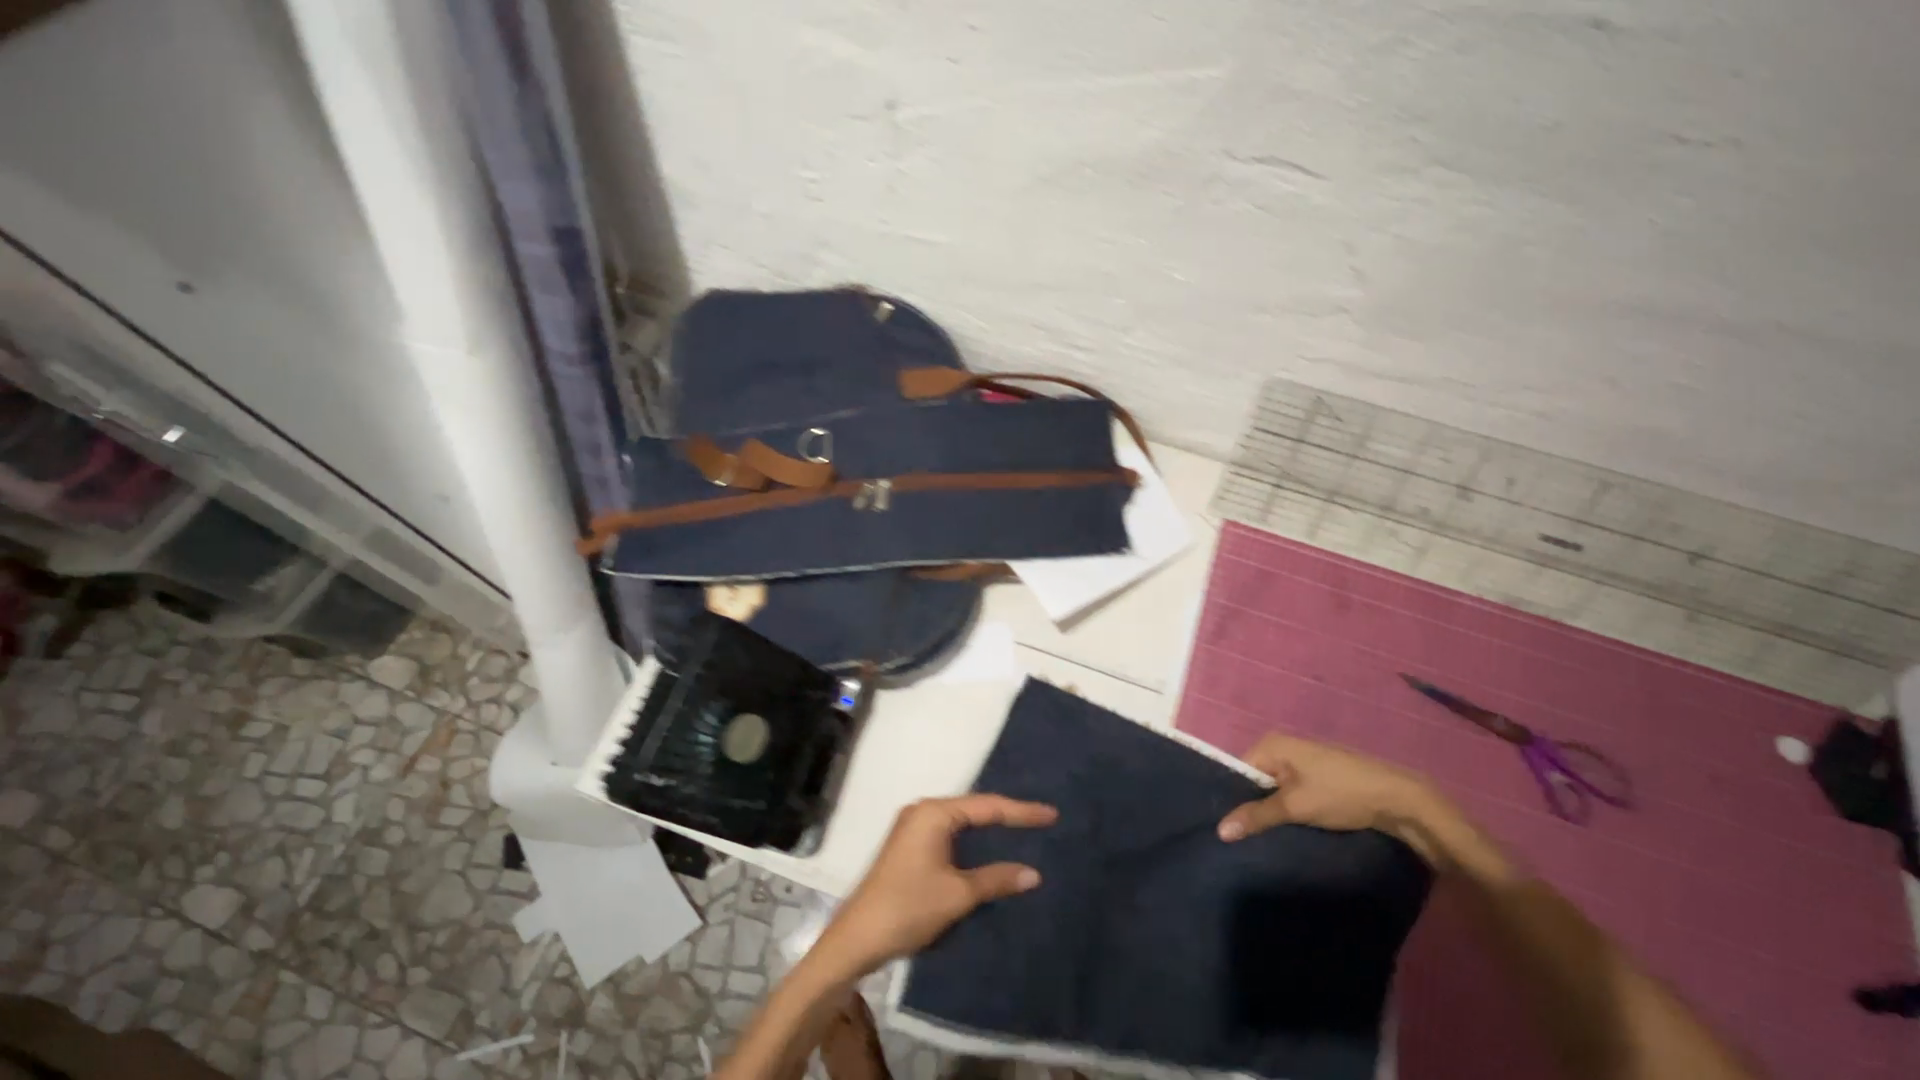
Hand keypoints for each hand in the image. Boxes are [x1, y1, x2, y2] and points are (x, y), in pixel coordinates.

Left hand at [814, 795, 1057, 976]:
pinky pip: (950, 835)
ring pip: (961, 823)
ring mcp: (912, 830)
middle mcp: (921, 813)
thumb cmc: (908, 908)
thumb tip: (1034, 873)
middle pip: (973, 809)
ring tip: (1023, 831)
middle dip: (1006, 815)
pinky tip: (990, 850)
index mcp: (933, 814)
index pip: (987, 806)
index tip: (1052, 814)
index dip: (1021, 811)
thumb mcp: (958, 894)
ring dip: (989, 829)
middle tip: (1041, 820)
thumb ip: (996, 879)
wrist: (857, 939)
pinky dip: (973, 841)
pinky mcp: (909, 848)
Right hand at [1217, 734, 1441, 849]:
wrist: (1397, 799)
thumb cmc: (1340, 794)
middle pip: (1254, 780)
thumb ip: (1256, 816)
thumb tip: (1219, 831)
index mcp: (1272, 744)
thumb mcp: (1295, 806)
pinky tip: (1283, 830)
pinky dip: (1286, 811)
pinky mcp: (1317, 778)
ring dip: (1269, 811)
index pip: (1237, 771)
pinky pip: (1289, 793)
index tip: (1224, 826)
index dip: (1230, 799)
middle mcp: (1283, 747)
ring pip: (1273, 790)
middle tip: (1239, 836)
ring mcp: (1302, 762)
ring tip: (1258, 837)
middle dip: (1250, 807)